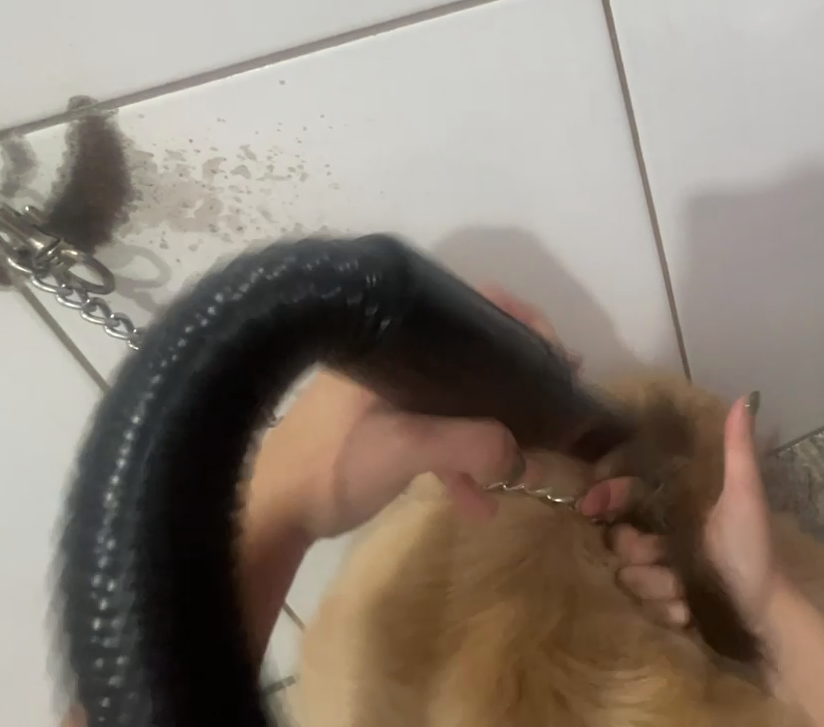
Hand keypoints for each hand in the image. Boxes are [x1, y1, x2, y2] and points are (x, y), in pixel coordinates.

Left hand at [249, 288, 552, 539]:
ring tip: (534, 453)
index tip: (552, 350)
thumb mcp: (402, 449)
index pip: (468, 307)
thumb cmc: (329, 464)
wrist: (266, 517)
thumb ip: (467, 445)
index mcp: (397, 341)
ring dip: (496, 427)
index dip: (518, 318)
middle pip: (473, 352)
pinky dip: (464, 464)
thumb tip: (522, 456)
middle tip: (558, 386)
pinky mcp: (387, 433)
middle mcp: (399, 360)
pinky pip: (439, 438)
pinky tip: (483, 505)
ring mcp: (393, 397)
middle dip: (518, 372)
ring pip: (461, 398)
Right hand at [577, 391, 773, 631]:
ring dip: (657, 586)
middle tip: (658, 560)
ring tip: (686, 594)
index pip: (629, 489)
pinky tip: (688, 613)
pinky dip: (664, 610)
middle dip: (637, 551)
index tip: (591, 504)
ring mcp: (662, 568)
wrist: (765, 615)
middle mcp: (665, 531)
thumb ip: (738, 450)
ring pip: (629, 574)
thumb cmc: (753, 549)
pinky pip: (643, 606)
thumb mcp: (745, 495)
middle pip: (620, 536)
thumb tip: (747, 396)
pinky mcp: (662, 603)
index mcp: (680, 501)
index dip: (609, 493)